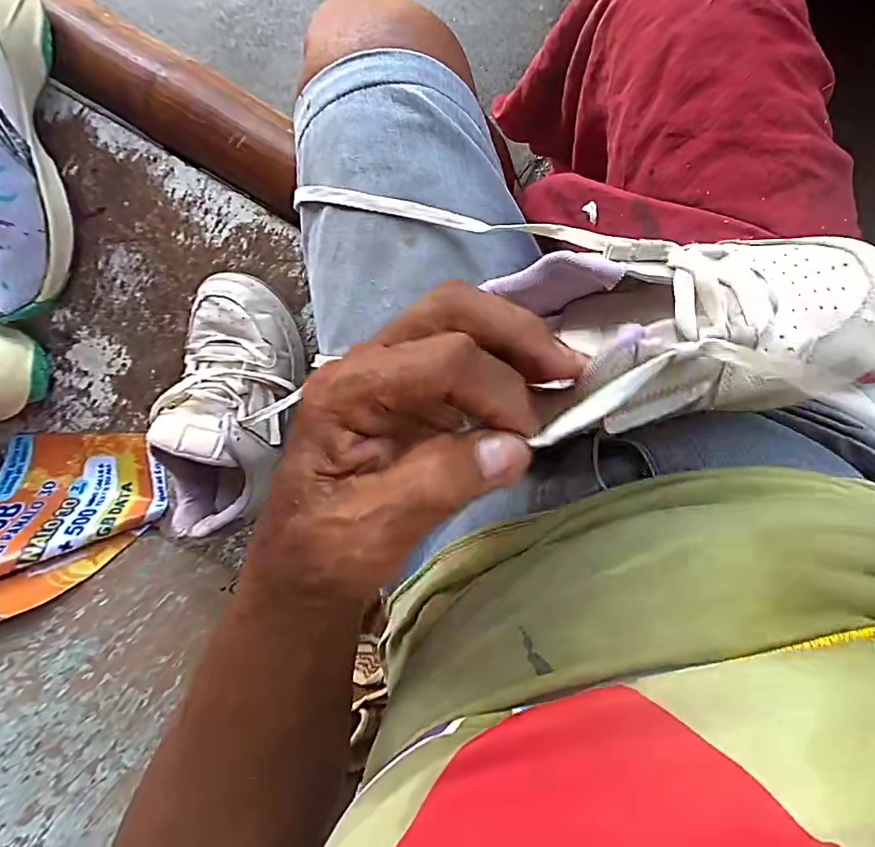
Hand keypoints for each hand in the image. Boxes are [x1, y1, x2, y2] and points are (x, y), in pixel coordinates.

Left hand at [241, 281, 586, 601]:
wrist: (304, 565)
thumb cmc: (326, 553)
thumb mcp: (374, 533)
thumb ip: (442, 484)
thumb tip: (516, 447)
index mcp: (347, 392)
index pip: (442, 360)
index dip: (500, 390)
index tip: (531, 434)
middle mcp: (367, 361)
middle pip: (452, 309)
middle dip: (518, 333)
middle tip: (570, 370)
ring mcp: (391, 364)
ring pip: (462, 313)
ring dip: (519, 336)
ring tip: (564, 370)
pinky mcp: (415, 379)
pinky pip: (468, 342)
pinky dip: (510, 354)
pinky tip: (538, 380)